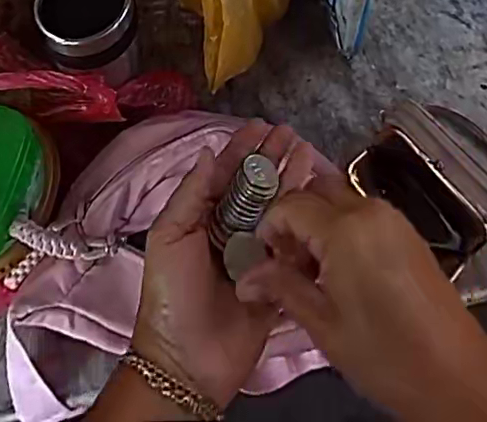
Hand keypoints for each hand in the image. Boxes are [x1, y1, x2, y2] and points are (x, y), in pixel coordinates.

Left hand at [130, 119, 324, 406]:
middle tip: (292, 133)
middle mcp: (232, 228)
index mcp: (204, 215)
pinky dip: (305, 223)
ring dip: (293, 181)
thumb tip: (209, 151)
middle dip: (273, 157)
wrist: (187, 362)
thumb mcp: (170, 235)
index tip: (261, 125)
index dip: (243, 148)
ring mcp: (255, 253)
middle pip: (257, 185)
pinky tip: (316, 200)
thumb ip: (191, 192)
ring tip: (309, 155)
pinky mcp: (276, 279)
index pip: (227, 173)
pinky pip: (293, 247)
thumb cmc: (171, 293)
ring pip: (278, 209)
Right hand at [234, 174, 486, 421]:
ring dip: (317, 219)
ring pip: (337, 197)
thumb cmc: (386, 356)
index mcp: (345, 229)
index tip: (264, 257)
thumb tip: (245, 278)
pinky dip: (341, 224)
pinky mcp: (405, 228)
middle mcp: (367, 210)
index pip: (290, 205)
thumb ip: (283, 288)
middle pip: (314, 190)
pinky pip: (360, 210)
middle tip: (287, 259)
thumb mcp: (325, 326)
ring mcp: (390, 216)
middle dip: (293, 217)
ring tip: (314, 268)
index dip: (270, 227)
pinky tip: (341, 266)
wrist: (459, 375)